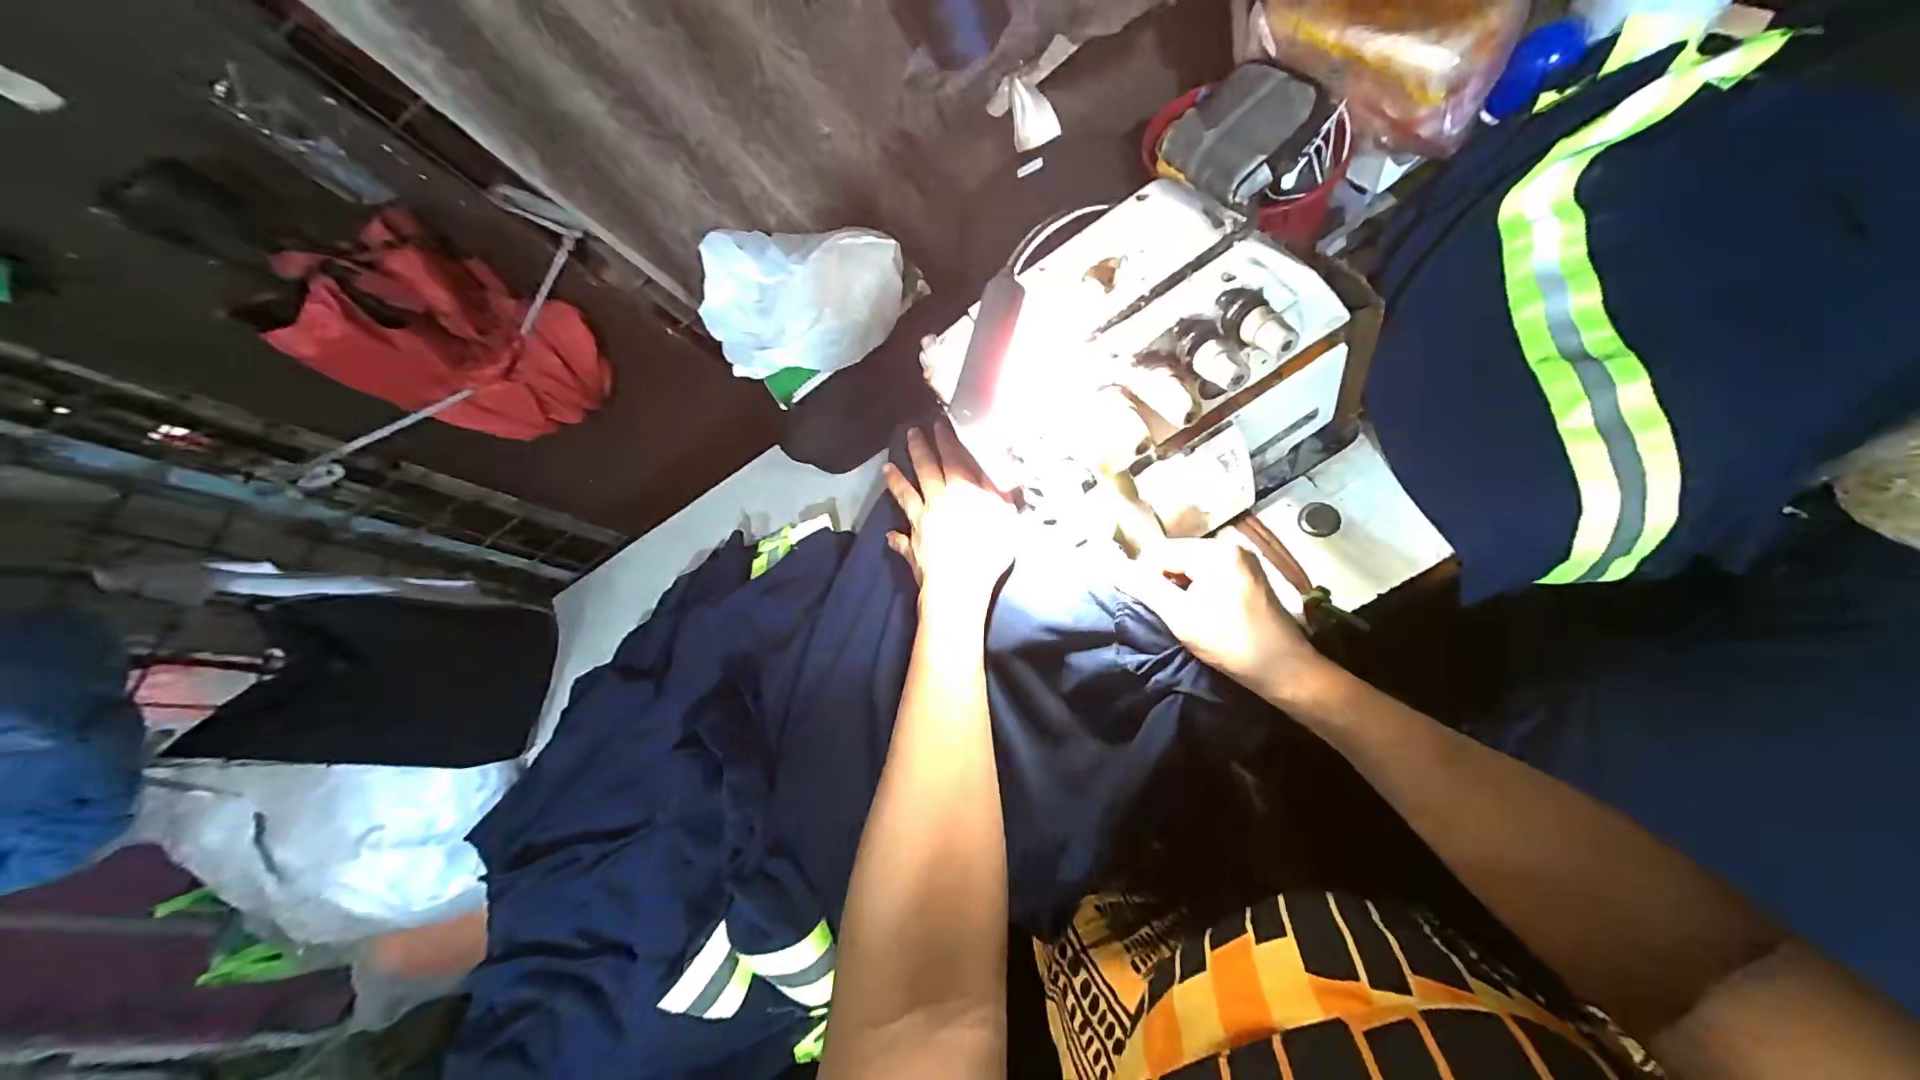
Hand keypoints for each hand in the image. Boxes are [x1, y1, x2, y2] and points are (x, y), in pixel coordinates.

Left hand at [883, 424, 1018, 601]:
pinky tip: (890, 534)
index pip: (953, 457)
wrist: (959, 583)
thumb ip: (1001, 495)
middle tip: (910, 433)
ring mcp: (921, 522)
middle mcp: (938, 500)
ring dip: (896, 481)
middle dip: (918, 449)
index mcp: (962, 489)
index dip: (945, 440)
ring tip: (886, 468)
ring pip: (906, 495)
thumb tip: (999, 476)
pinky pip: (901, 540)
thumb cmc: (989, 550)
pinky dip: (895, 537)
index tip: (938, 425)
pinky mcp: (912, 546)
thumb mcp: (1007, 517)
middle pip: (925, 469)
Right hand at [1118, 537, 1329, 705]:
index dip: (1145, 578)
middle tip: (1167, 615)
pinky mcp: (1247, 575)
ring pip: (1189, 567)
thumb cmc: (1231, 643)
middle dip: (1164, 582)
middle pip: (1175, 556)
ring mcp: (1241, 560)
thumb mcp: (1180, 616)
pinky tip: (1201, 613)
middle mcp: (1229, 546)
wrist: (1285, 670)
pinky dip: (1196, 590)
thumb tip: (1111, 567)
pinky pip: (1207, 574)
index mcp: (1215, 551)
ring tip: (1184, 616)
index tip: (1149, 608)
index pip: (1159, 552)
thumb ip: (1144, 588)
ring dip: (1179, 588)